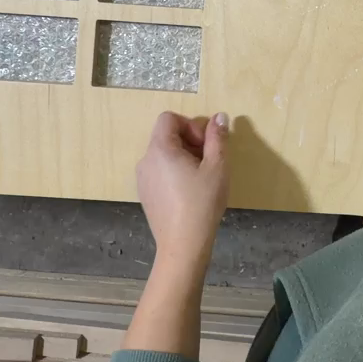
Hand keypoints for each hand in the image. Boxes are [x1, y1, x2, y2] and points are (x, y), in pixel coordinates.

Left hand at [136, 111, 229, 267]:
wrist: (183, 245)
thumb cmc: (201, 202)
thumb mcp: (217, 166)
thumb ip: (217, 137)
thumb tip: (219, 117)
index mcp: (160, 149)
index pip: (169, 118)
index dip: (190, 124)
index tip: (204, 145)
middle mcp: (146, 160)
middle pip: (166, 135)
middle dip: (190, 141)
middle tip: (208, 162)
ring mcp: (143, 179)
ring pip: (164, 154)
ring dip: (184, 157)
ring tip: (201, 178)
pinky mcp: (145, 194)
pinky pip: (160, 171)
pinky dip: (175, 172)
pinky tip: (189, 192)